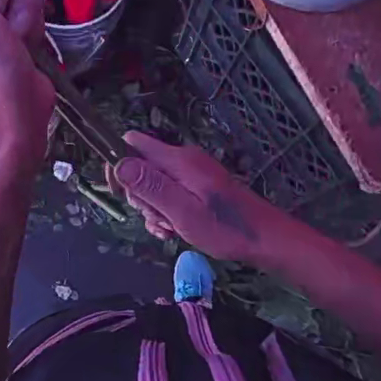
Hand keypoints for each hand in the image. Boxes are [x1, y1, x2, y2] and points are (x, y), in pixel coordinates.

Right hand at [114, 132, 298, 265]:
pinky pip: (169, 194)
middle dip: (139, 196)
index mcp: (178, 160)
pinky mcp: (197, 186)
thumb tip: (119, 163)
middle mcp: (182, 160)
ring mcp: (190, 173)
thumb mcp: (182, 211)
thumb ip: (151, 186)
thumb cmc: (225, 228)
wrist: (263, 238)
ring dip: (153, 209)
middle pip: (140, 168)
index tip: (118, 192)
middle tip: (158, 218)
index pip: (132, 143)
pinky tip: (175, 230)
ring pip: (152, 185)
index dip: (118, 165)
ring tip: (171, 228)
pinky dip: (166, 212)